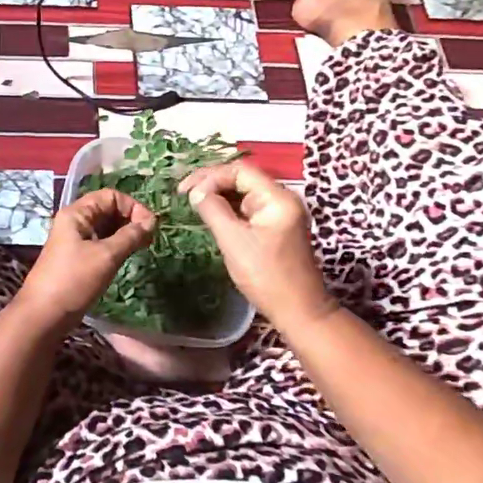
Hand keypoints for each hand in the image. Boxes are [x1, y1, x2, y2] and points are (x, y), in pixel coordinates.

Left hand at [13, 189, 155, 323]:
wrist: (45, 314)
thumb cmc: (74, 280)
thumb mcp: (106, 256)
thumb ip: (130, 236)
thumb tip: (151, 222)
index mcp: (76, 213)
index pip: (110, 196)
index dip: (132, 206)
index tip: (150, 226)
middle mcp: (74, 221)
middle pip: (108, 209)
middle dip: (130, 218)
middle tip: (150, 238)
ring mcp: (75, 240)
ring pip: (105, 227)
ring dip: (125, 232)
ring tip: (143, 246)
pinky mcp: (78, 257)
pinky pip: (101, 242)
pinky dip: (117, 245)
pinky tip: (128, 255)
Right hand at [179, 162, 337, 331]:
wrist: (299, 311)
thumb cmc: (266, 276)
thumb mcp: (234, 241)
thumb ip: (213, 210)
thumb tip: (195, 192)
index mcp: (277, 198)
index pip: (240, 171)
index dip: (210, 176)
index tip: (185, 191)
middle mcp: (282, 199)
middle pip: (242, 178)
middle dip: (211, 182)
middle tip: (183, 193)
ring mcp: (280, 213)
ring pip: (243, 192)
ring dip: (217, 194)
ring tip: (191, 201)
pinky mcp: (275, 226)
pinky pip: (247, 208)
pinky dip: (227, 208)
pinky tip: (209, 213)